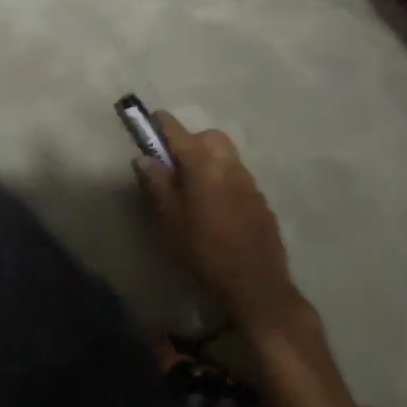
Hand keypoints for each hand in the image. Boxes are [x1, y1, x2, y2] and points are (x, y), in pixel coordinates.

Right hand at [135, 111, 301, 330]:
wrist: (255, 286)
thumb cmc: (203, 250)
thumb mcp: (168, 218)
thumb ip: (156, 184)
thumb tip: (145, 158)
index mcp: (203, 166)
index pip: (178, 131)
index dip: (161, 123)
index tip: (148, 121)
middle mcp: (230, 167)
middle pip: (211, 137)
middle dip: (191, 140)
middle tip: (174, 162)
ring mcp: (250, 185)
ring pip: (228, 157)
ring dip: (209, 160)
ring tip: (194, 186)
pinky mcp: (262, 204)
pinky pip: (239, 179)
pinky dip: (224, 180)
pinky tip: (216, 207)